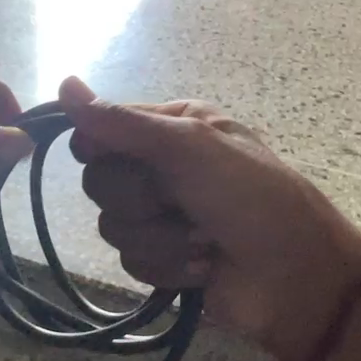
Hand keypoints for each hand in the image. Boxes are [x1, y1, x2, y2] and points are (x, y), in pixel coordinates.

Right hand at [59, 77, 360, 360]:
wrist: (298, 277)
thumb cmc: (251, 196)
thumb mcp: (188, 146)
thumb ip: (122, 122)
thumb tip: (63, 84)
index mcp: (170, 127)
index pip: (99, 130)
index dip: (100, 148)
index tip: (114, 157)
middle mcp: (160, 166)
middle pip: (98, 182)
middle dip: (141, 199)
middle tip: (179, 200)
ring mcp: (161, 215)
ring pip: (112, 225)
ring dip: (161, 238)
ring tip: (204, 240)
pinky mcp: (162, 259)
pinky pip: (130, 261)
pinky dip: (168, 266)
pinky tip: (203, 267)